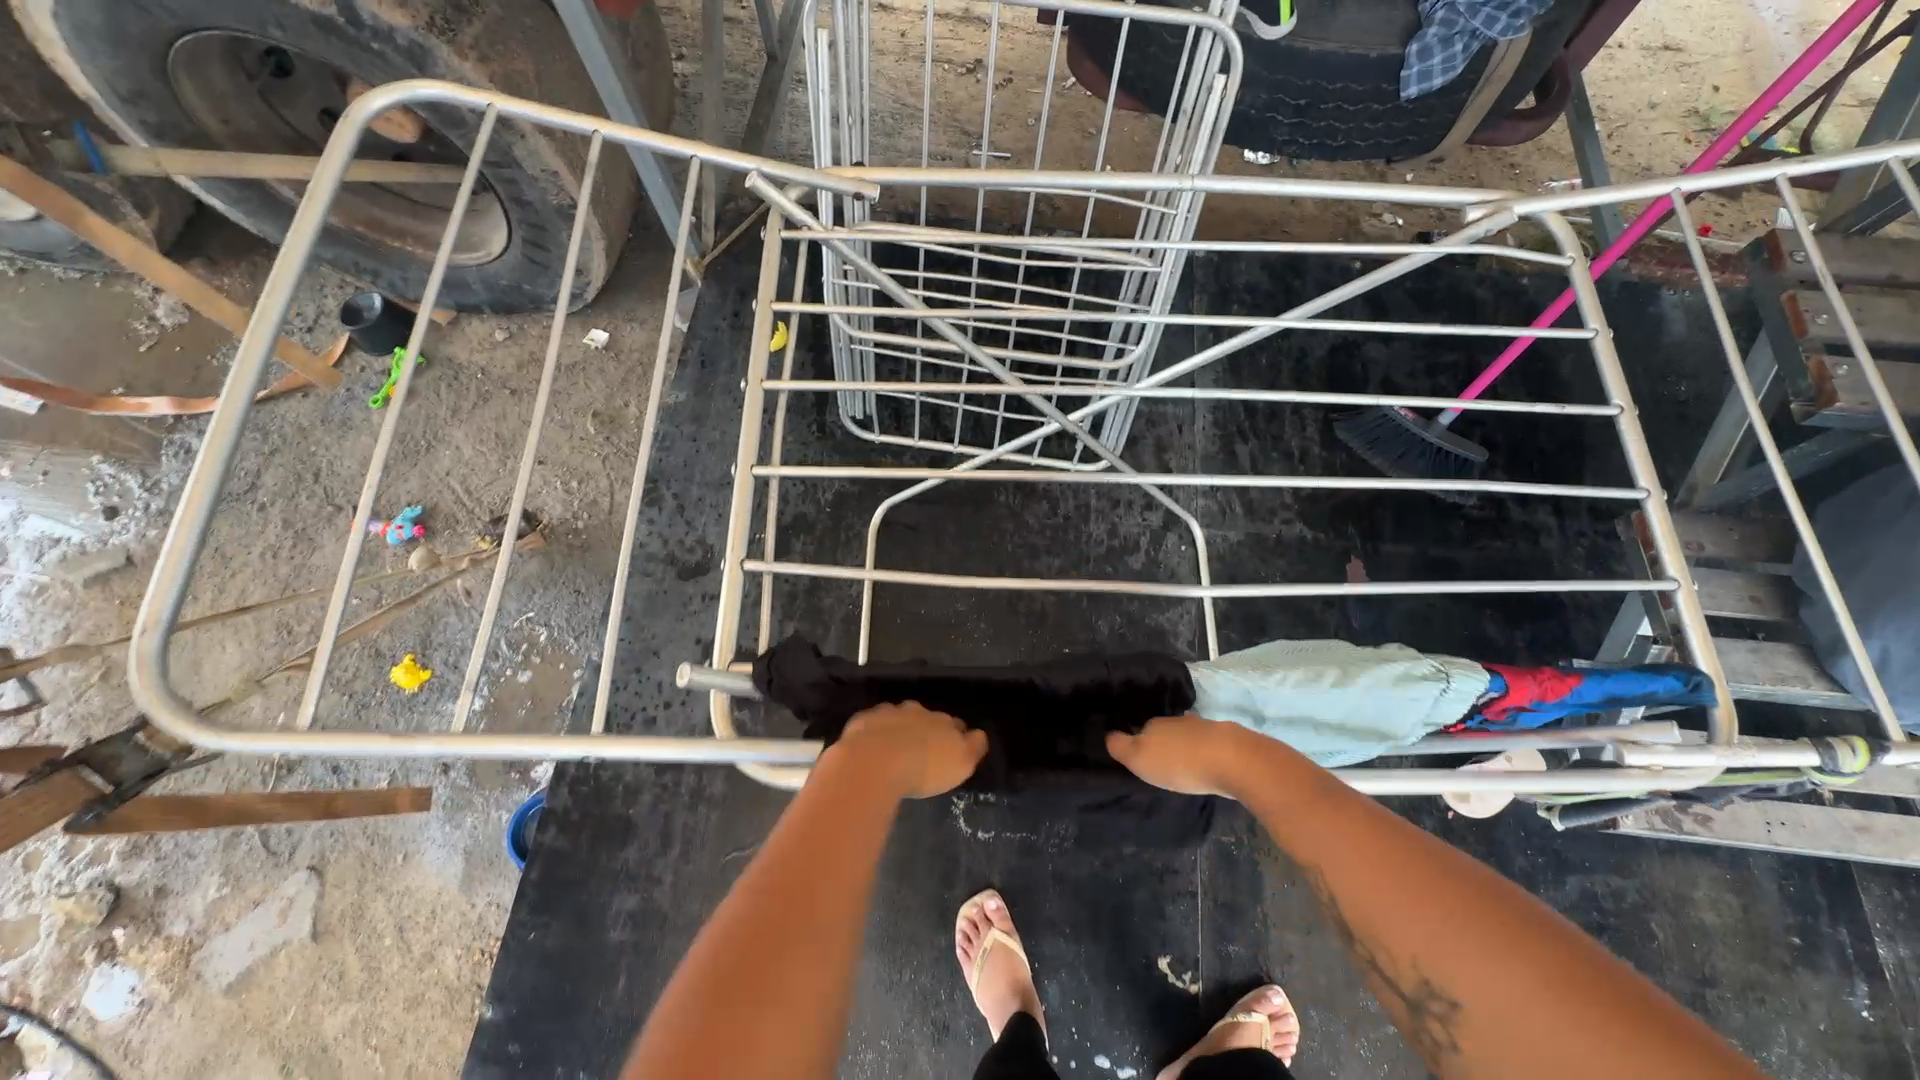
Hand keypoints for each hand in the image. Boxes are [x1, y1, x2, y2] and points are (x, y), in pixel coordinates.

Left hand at [831, 701, 987, 798]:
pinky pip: (873, 723)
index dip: (956, 736)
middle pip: (928, 717)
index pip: (956, 725)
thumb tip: (978, 734)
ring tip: (895, 748)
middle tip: (923, 750)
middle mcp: (918, 711)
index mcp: (944, 722)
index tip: (952, 749)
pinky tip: (871, 747)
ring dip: (900, 727)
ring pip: (899, 716)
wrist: (874, 762)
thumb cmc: (923, 769)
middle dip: (927, 729)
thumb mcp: (961, 764)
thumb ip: (974, 747)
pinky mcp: (864, 721)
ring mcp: (889, 713)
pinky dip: (875, 731)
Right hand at [1105, 712, 1247, 796]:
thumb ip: (1119, 746)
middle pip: (1164, 730)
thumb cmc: (1179, 762)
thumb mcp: (1138, 757)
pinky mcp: (1226, 739)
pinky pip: (1207, 744)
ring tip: (1183, 764)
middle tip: (1160, 762)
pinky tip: (1205, 762)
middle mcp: (1177, 721)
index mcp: (1154, 724)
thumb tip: (1108, 734)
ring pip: (1187, 736)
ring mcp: (1203, 727)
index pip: (1139, 729)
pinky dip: (1203, 751)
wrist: (1233, 760)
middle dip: (1161, 743)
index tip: (1136, 754)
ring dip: (1184, 747)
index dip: (1136, 740)